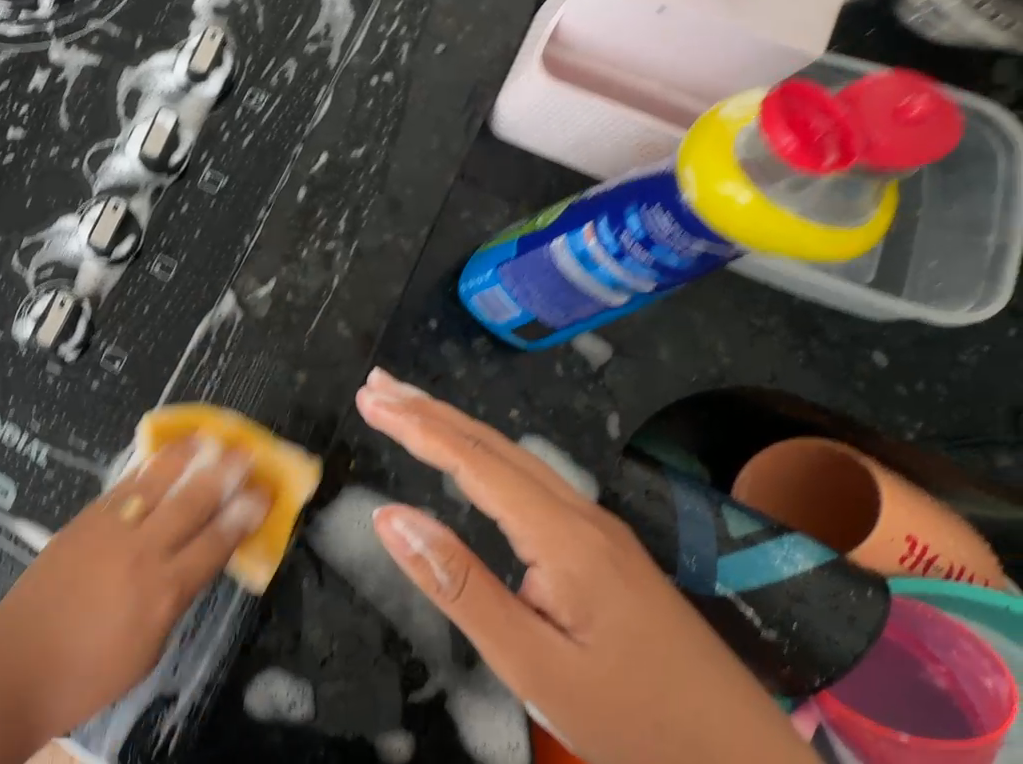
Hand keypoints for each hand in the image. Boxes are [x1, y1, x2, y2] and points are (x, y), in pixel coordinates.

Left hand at [0, 437, 269, 736]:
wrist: (22, 658)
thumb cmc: (91, 672)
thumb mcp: (150, 647)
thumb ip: (173, 600)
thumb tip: (188, 568)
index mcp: (165, 590)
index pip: (215, 544)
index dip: (243, 518)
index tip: (263, 495)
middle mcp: (141, 550)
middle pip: (190, 503)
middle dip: (223, 476)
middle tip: (247, 453)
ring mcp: (109, 529)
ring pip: (155, 483)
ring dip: (184, 458)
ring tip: (207, 437)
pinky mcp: (84, 520)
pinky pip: (122, 488)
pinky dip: (144, 471)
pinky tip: (158, 459)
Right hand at [355, 369, 815, 763]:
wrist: (742, 760)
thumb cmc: (632, 717)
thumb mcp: (530, 662)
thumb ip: (457, 584)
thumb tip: (389, 516)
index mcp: (564, 538)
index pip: (474, 462)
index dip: (416, 426)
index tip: (368, 399)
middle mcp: (583, 518)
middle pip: (495, 446)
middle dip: (430, 410)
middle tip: (376, 383)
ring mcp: (601, 532)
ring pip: (516, 459)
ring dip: (456, 427)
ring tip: (408, 406)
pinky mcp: (607, 551)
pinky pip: (533, 481)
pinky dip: (485, 454)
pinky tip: (472, 459)